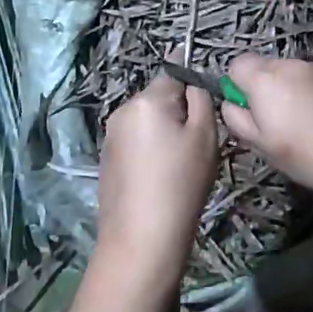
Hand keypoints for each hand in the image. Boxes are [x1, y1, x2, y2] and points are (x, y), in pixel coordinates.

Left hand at [96, 71, 217, 289]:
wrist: (142, 238)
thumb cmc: (181, 183)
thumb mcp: (205, 136)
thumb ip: (201, 100)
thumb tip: (192, 85)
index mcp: (146, 100)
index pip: (174, 73)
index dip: (193, 88)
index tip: (205, 113)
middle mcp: (122, 110)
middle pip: (158, 97)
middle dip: (177, 111)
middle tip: (196, 144)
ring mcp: (110, 135)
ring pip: (146, 120)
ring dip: (163, 131)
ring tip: (179, 164)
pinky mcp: (107, 158)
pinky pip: (135, 140)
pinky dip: (149, 149)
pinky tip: (159, 177)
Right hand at [220, 54, 312, 202]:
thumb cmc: (310, 158)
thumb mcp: (263, 147)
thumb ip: (238, 120)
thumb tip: (232, 104)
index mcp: (266, 80)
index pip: (237, 64)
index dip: (238, 87)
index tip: (250, 113)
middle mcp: (291, 65)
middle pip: (265, 67)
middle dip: (264, 89)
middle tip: (278, 125)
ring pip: (291, 74)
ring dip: (290, 92)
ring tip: (307, 127)